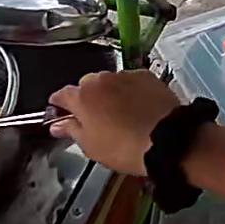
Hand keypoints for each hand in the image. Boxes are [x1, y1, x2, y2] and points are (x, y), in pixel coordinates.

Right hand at [48, 70, 180, 174]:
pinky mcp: (145, 75)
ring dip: (109, 93)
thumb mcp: (91, 146)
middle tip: (95, 119)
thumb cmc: (124, 147)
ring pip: (108, 82)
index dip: (58, 105)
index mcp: (81, 97)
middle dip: (87, 99)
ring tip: (119, 114)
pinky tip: (137, 107)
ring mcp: (123, 75)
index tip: (60, 112)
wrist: (167, 140)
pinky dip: (129, 90)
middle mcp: (99, 80)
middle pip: (85, 86)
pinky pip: (130, 81)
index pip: (60, 95)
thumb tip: (57, 124)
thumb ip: (72, 130)